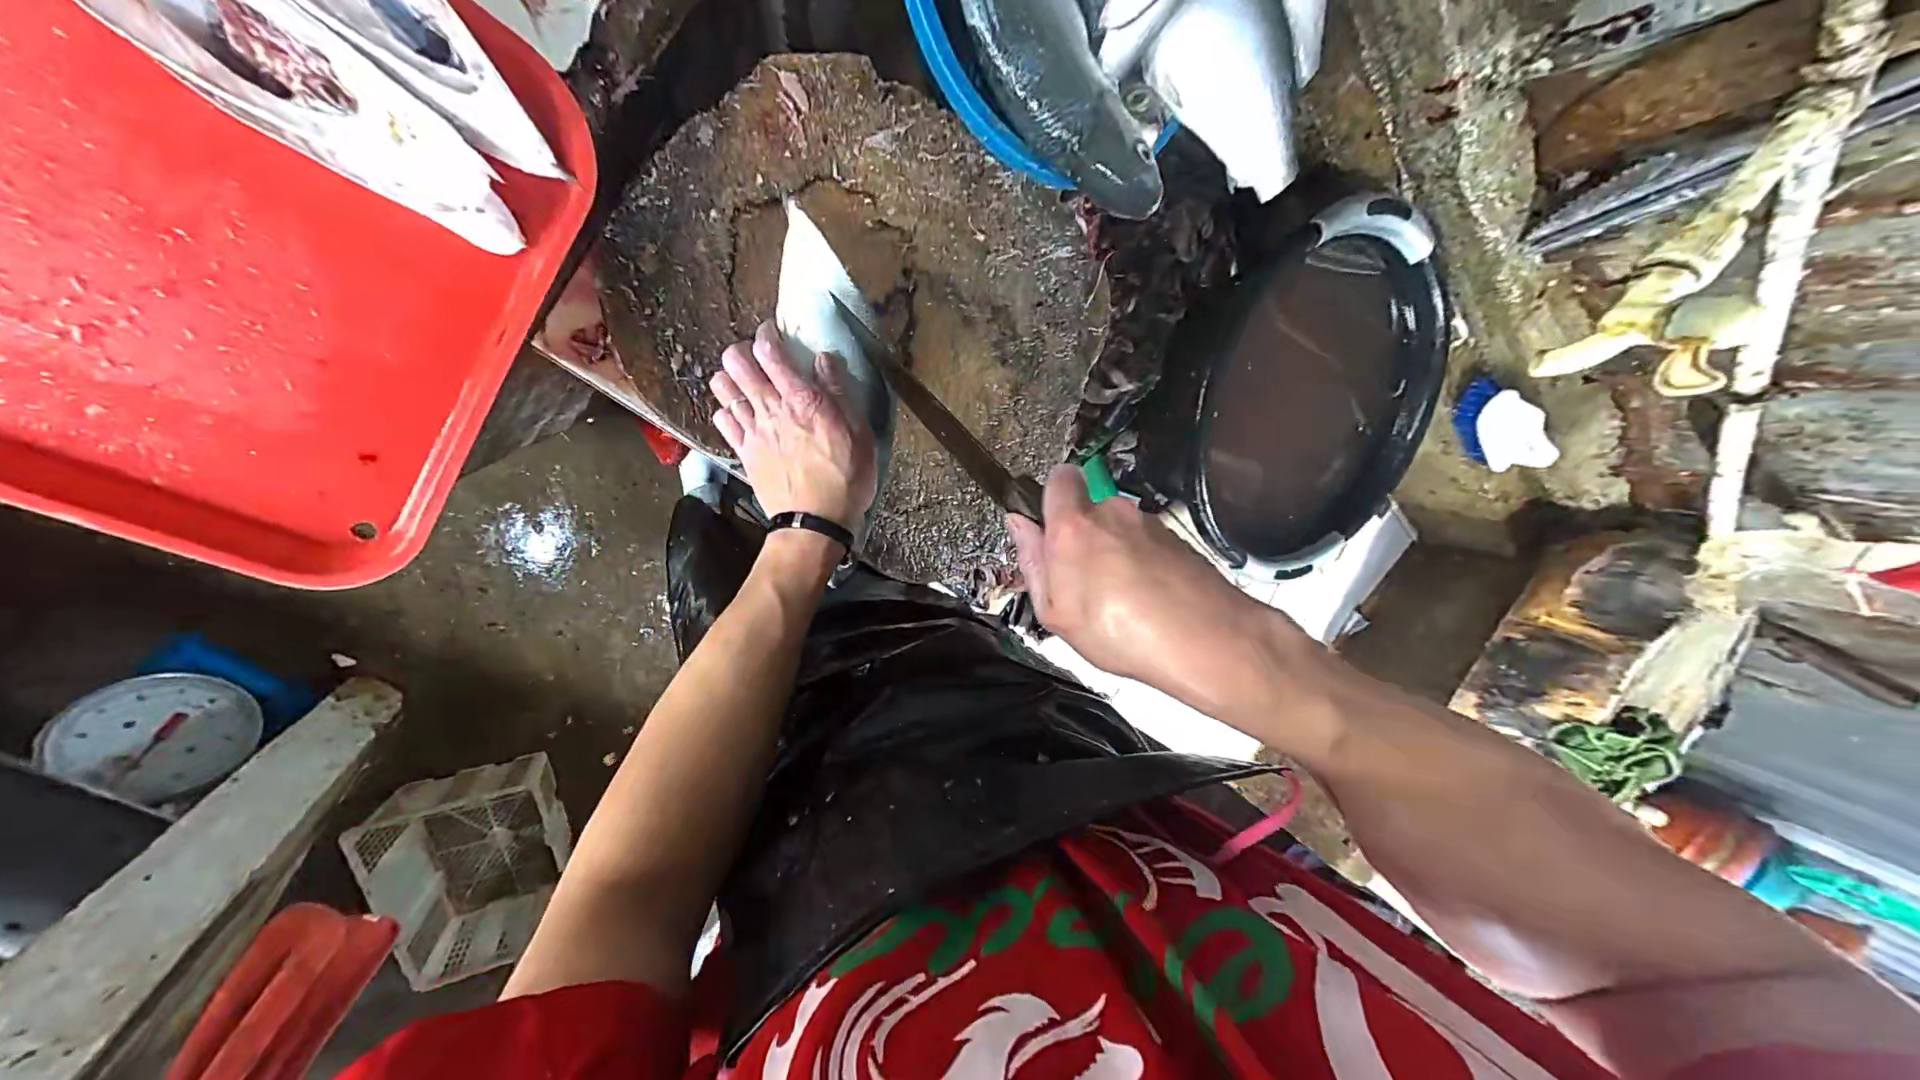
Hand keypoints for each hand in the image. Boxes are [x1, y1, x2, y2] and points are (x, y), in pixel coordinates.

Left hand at [709, 321, 876, 532]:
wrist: (816, 522)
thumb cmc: (847, 478)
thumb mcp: (859, 433)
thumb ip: (839, 392)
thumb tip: (824, 359)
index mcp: (802, 400)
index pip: (769, 351)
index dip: (766, 334)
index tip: (773, 332)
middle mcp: (770, 409)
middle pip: (736, 362)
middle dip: (742, 350)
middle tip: (757, 357)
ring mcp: (753, 431)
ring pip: (722, 387)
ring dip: (730, 378)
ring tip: (744, 383)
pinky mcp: (744, 452)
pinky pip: (722, 420)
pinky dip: (726, 409)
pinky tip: (739, 414)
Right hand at [1007, 465, 1309, 715]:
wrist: (1205, 641)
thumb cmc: (1123, 633)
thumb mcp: (1055, 611)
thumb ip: (1032, 561)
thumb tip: (1018, 526)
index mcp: (1073, 526)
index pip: (1058, 477)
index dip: (1052, 497)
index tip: (1049, 528)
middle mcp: (1112, 512)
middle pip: (1088, 508)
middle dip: (1081, 535)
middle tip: (1081, 581)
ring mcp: (1148, 523)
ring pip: (1117, 527)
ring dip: (1113, 552)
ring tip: (1118, 600)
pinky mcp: (1176, 537)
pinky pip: (1145, 543)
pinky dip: (1141, 563)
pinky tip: (1146, 600)